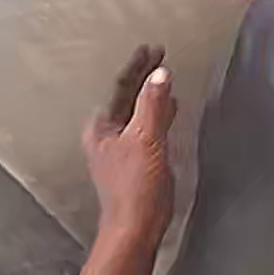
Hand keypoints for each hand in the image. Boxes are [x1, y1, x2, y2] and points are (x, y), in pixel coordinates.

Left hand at [82, 45, 178, 249]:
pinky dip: (159, 110)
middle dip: (144, 75)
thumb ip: (154, 104)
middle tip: (159, 55)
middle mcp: (109, 134)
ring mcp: (123, 146)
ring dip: (152, 92)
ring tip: (164, 75)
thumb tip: (161, 73)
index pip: (121, 86)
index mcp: (103, 128)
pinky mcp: (139, 156)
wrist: (137, 225)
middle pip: (128, 95)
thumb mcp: (146, 139)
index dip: (138, 66)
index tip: (153, 48)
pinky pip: (149, 122)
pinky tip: (170, 106)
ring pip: (138, 108)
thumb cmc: (134, 186)